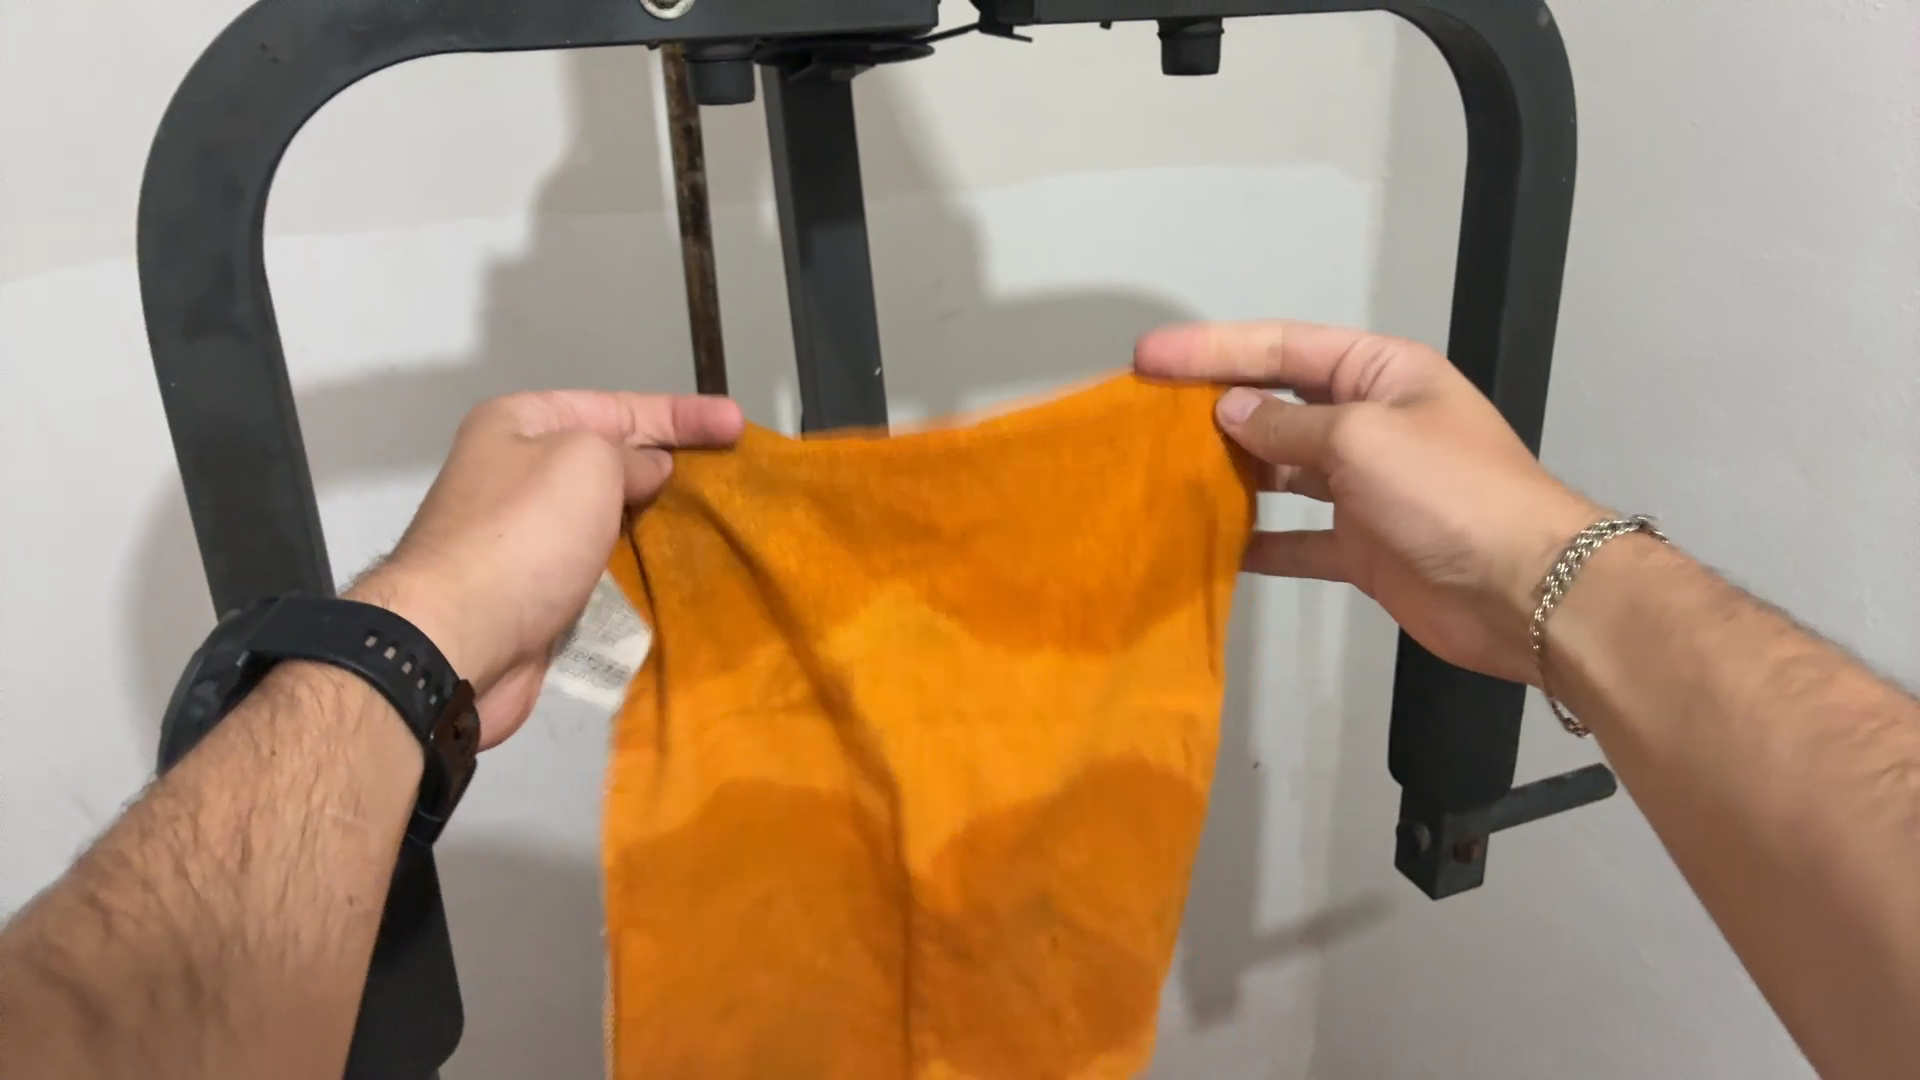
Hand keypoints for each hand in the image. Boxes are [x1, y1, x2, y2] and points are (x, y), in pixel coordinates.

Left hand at [348, 391, 742, 746]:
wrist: (461, 640)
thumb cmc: (526, 534)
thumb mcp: (588, 461)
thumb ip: (631, 455)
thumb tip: (650, 473)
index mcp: (527, 424)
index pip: (622, 406)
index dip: (686, 414)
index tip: (738, 423)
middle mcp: (526, 470)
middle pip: (621, 457)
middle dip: (678, 460)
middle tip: (735, 468)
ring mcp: (535, 532)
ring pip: (618, 511)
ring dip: (666, 512)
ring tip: (719, 515)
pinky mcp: (547, 584)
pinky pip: (610, 557)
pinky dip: (647, 555)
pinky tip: (683, 560)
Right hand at [1136, 320, 1601, 683]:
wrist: (1523, 593)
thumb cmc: (1450, 493)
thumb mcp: (1362, 437)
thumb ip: (1288, 423)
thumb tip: (1229, 411)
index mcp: (1378, 375)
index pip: (1281, 348)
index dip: (1211, 349)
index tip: (1148, 356)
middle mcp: (1366, 424)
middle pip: (1274, 404)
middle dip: (1212, 405)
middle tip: (1147, 410)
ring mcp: (1360, 487)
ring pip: (1278, 470)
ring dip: (1229, 472)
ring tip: (1168, 472)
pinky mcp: (1355, 543)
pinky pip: (1293, 537)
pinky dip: (1257, 542)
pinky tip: (1215, 546)